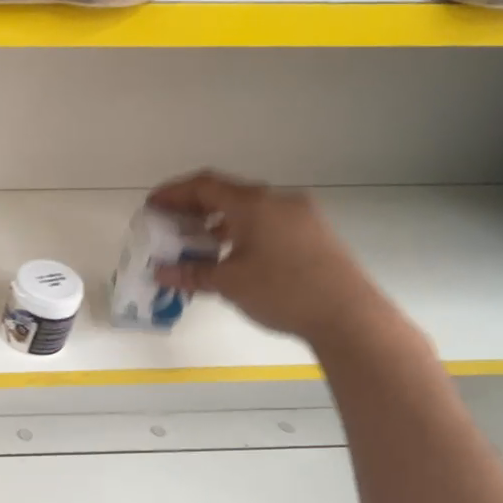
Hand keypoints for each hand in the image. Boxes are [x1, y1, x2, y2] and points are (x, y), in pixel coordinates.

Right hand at [148, 170, 395, 344]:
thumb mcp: (229, 283)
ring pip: (249, 208)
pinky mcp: (315, 234)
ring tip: (199, 243)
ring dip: (219, 221)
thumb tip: (161, 271)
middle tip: (170, 224)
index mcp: (254, 204)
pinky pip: (268, 221)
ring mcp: (301, 216)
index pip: (204, 186)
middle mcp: (279, 201)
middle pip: (227, 193)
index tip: (152, 206)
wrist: (351, 317)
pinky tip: (234, 254)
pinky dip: (243, 230)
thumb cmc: (283, 292)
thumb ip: (191, 273)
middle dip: (194, 207)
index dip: (174, 192)